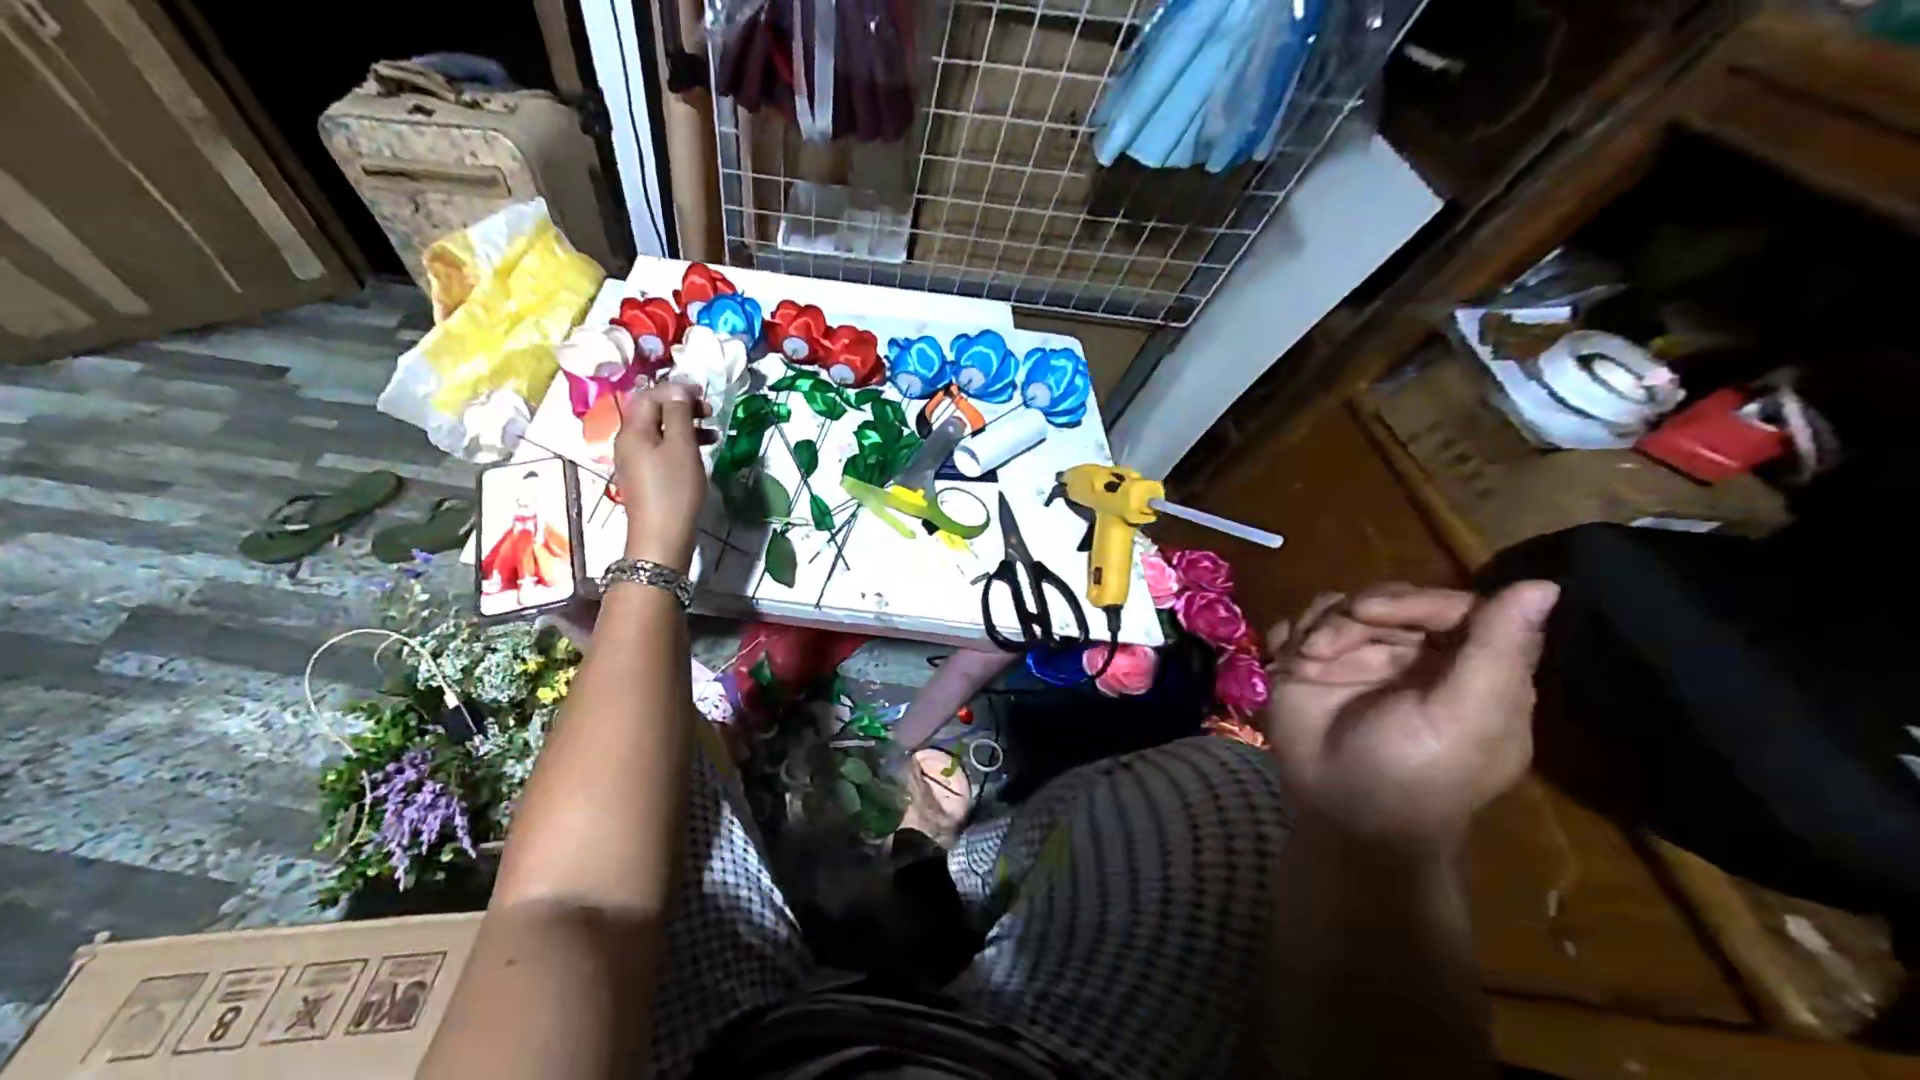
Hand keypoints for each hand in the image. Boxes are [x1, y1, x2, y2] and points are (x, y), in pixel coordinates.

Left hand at [614, 382, 709, 573]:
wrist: (662, 537)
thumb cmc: (674, 489)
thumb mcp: (681, 446)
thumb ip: (678, 414)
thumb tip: (677, 390)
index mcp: (634, 430)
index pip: (649, 395)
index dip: (675, 389)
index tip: (702, 394)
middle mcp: (629, 441)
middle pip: (652, 412)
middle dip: (681, 407)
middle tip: (709, 411)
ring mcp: (636, 460)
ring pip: (659, 431)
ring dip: (684, 426)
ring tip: (712, 433)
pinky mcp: (646, 476)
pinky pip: (661, 449)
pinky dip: (681, 444)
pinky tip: (700, 452)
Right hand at [1261, 581, 1559, 848]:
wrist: (1341, 815)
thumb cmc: (1416, 775)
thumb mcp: (1467, 719)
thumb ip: (1498, 652)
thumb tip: (1545, 583)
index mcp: (1464, 666)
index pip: (1448, 605)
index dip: (1411, 599)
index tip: (1369, 612)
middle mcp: (1411, 654)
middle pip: (1386, 599)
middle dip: (1352, 616)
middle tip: (1323, 647)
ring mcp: (1357, 658)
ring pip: (1337, 606)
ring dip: (1317, 626)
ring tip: (1308, 661)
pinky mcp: (1311, 666)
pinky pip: (1298, 625)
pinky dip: (1290, 635)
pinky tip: (1289, 662)